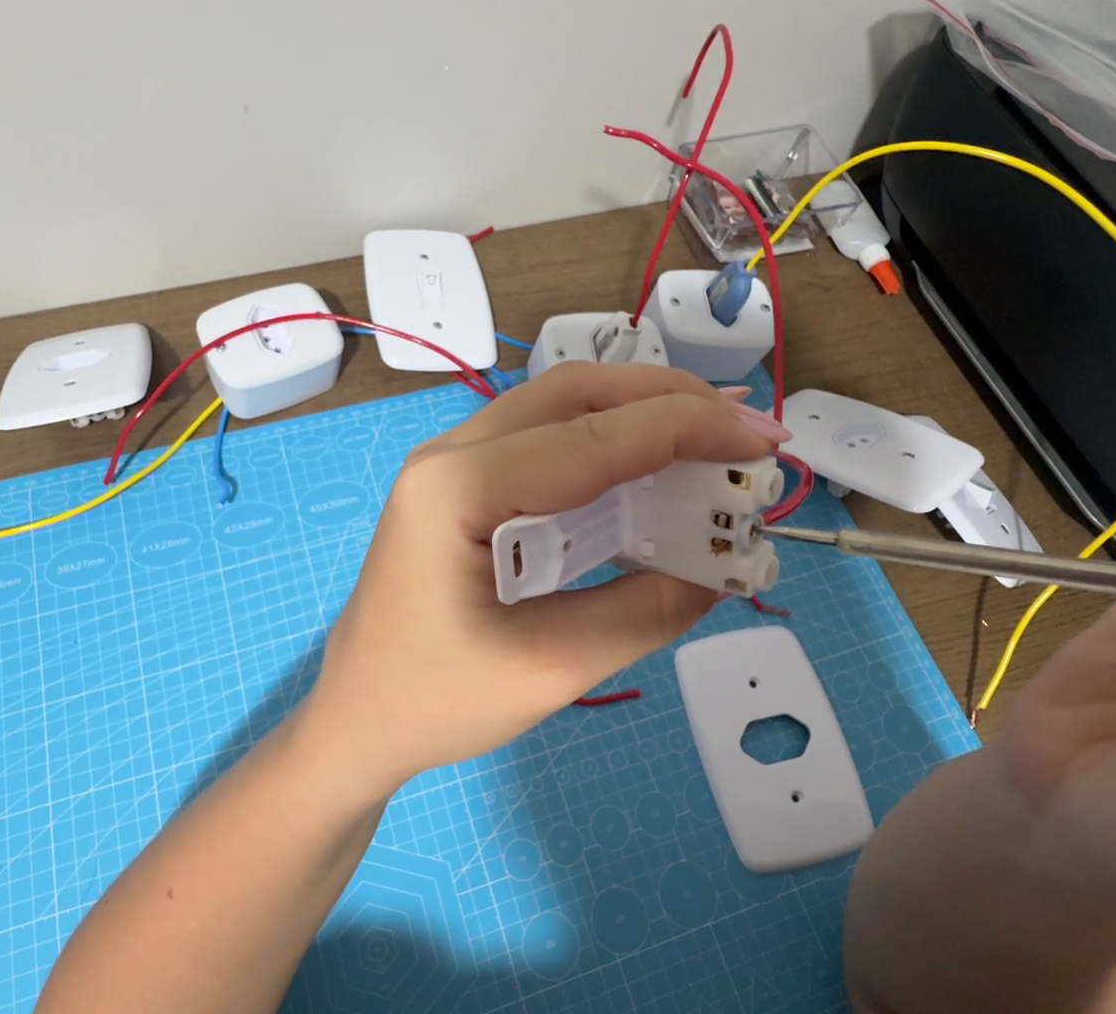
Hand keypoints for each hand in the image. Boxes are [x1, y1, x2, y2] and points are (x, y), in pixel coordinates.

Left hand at [291, 362, 789, 795]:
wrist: (354, 721)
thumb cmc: (434, 703)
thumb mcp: (550, 668)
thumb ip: (643, 612)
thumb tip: (723, 569)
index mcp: (459, 488)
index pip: (592, 437)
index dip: (686, 429)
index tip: (762, 440)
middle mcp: (449, 455)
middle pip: (572, 394)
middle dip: (665, 401)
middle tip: (742, 431)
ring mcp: (449, 464)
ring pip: (557, 408)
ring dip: (637, 414)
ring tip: (710, 438)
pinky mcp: (459, 485)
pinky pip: (541, 442)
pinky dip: (605, 444)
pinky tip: (647, 469)